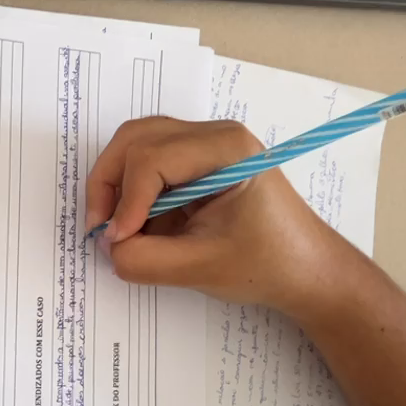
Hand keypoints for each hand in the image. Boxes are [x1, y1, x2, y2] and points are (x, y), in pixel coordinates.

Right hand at [85, 118, 353, 313]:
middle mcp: (212, 135)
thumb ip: (144, 260)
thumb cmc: (267, 266)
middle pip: (135, 140)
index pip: (152, 159)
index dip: (125, 202)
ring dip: (115, 186)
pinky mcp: (194, 165)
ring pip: (135, 147)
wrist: (305, 270)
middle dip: (109, 184)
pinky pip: (146, 166)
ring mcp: (202, 146)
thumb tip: (106, 247)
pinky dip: (130, 194)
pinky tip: (137, 227)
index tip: (118, 244)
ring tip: (115, 228)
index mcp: (226, 149)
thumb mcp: (200, 269)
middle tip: (100, 229)